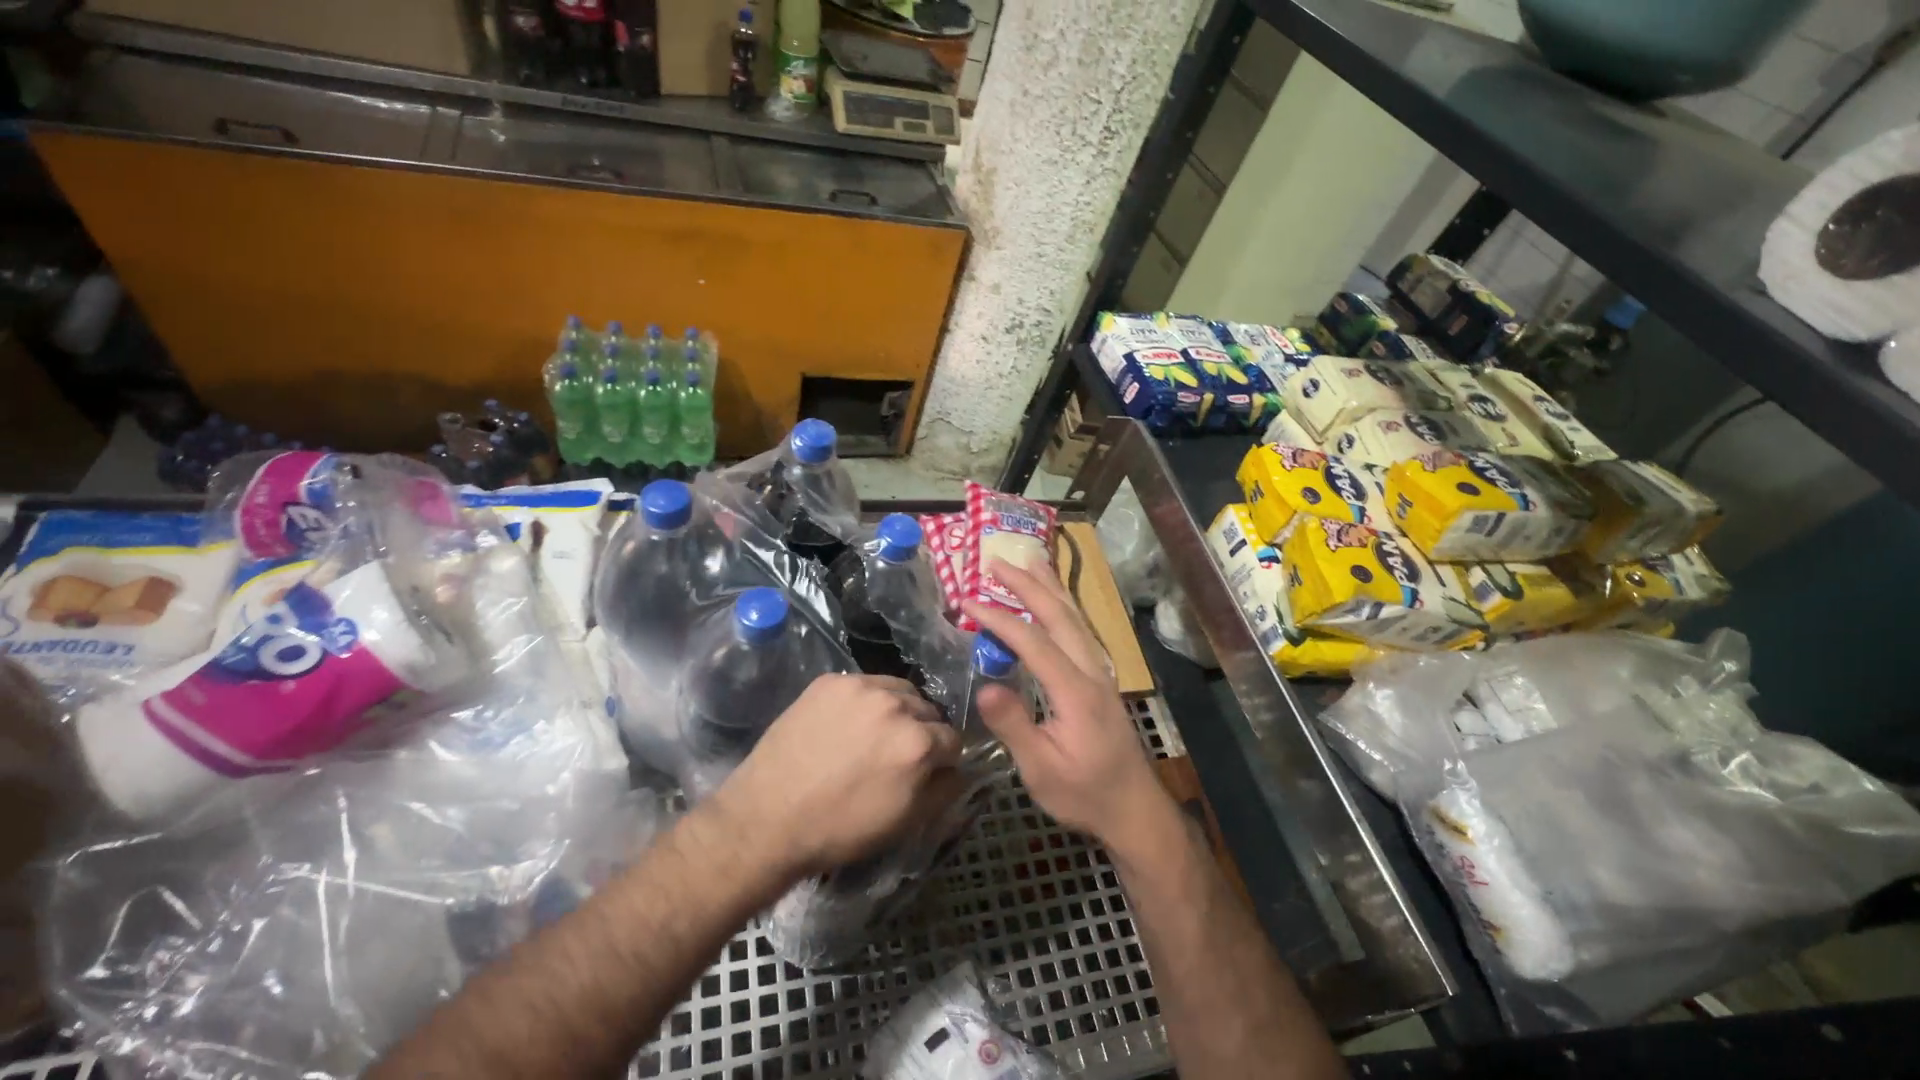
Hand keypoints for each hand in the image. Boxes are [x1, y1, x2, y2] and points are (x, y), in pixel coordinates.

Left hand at [708, 674, 964, 878]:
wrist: (768, 818)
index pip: (953, 739)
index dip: (941, 760)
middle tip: (894, 757)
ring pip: (899, 691)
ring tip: (871, 737)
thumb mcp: (906, 822)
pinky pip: (865, 685)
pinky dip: (864, 702)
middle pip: (928, 710)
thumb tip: (959, 769)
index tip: (924, 773)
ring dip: (896, 711)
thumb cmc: (841, 829)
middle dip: (920, 731)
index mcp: (919, 742)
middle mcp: (895, 704)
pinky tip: (844, 726)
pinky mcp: (829, 681)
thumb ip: (945, 790)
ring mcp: (859, 687)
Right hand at [963, 558, 1175, 847]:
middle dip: (1028, 585)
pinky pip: (1081, 630)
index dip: (999, 619)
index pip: (1033, 643)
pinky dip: (1063, 606)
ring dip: (1050, 588)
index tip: (967, 601)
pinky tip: (1054, 603)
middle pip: (1061, 617)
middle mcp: (1092, 672)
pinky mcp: (1102, 681)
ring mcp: (1101, 674)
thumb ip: (1015, 726)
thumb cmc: (1085, 794)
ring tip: (1028, 561)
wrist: (1134, 810)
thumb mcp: (1042, 770)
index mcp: (1076, 692)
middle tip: (997, 560)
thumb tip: (986, 685)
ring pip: (1076, 619)